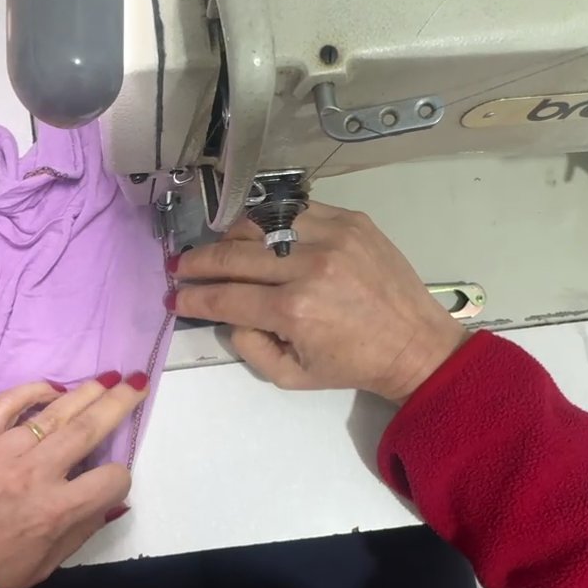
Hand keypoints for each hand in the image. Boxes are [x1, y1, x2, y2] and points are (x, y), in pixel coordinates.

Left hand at [0, 372, 146, 587]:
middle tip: (138, 384)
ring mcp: (3, 451)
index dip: (119, 478)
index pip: (111, 478)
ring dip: (86, 392)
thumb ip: (84, 528)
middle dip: (120, 403)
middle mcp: (35, 474)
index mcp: (57, 512)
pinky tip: (53, 387)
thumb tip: (113, 500)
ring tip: (108, 379)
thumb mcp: (47, 564)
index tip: (111, 480)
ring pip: (55, 411)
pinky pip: (8, 403)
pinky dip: (32, 390)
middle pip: (90, 428)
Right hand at [172, 204, 465, 402]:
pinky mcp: (351, 219)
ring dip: (231, 236)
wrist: (413, 342)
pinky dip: (270, 222)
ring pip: (260, 223)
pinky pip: (294, 211)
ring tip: (220, 250)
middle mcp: (309, 267)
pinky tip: (261, 236)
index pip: (225, 298)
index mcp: (294, 312)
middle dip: (198, 262)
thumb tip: (225, 314)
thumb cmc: (350, 365)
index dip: (193, 297)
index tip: (175, 296)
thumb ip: (249, 347)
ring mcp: (332, 236)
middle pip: (234, 254)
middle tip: (180, 266)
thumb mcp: (291, 376)